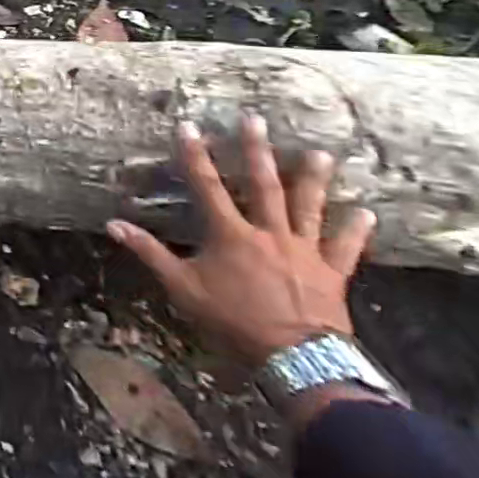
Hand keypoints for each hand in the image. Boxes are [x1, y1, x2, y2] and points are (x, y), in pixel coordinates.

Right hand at [106, 115, 377, 369]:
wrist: (295, 358)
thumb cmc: (233, 319)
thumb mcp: (182, 287)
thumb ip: (149, 252)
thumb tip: (113, 224)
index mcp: (230, 234)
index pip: (207, 185)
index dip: (195, 154)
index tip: (189, 125)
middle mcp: (268, 233)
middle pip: (263, 184)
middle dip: (256, 150)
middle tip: (255, 119)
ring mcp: (303, 250)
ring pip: (308, 207)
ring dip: (313, 179)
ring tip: (320, 152)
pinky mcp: (331, 273)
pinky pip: (345, 247)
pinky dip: (355, 230)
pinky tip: (366, 212)